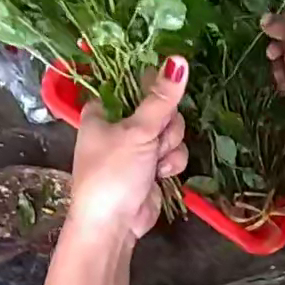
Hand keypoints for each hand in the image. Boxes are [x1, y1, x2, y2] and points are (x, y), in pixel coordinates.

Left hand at [70, 57, 189, 242]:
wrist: (113, 224)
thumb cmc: (113, 173)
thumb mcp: (138, 131)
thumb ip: (161, 98)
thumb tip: (179, 59)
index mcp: (104, 110)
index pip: (135, 84)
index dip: (154, 89)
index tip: (163, 98)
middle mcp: (121, 125)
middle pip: (161, 108)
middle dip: (166, 127)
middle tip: (154, 140)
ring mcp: (138, 147)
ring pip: (172, 132)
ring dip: (170, 148)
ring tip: (155, 164)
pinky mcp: (153, 167)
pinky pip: (174, 153)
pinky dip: (171, 164)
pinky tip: (161, 176)